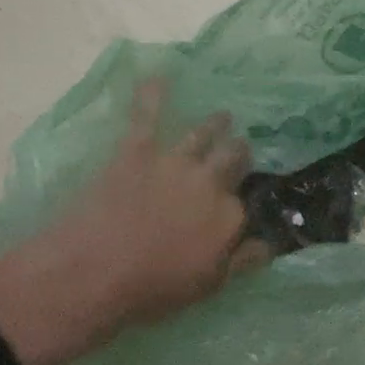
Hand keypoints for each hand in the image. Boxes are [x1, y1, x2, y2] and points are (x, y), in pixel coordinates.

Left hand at [0, 79, 271, 364]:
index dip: (237, 206)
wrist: (95, 272)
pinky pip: (147, 115)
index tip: (234, 206)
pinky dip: (152, 94)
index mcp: (229, 217)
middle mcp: (210, 183)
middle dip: (239, 152)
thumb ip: (241, 262)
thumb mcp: (207, 285)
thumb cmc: (151, 289)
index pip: (243, 204)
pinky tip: (157, 75)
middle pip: (233, 158)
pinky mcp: (137, 151)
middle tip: (241, 147)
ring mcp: (174, 162)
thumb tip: (269, 245)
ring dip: (215, 123)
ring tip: (223, 116)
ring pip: (203, 134)